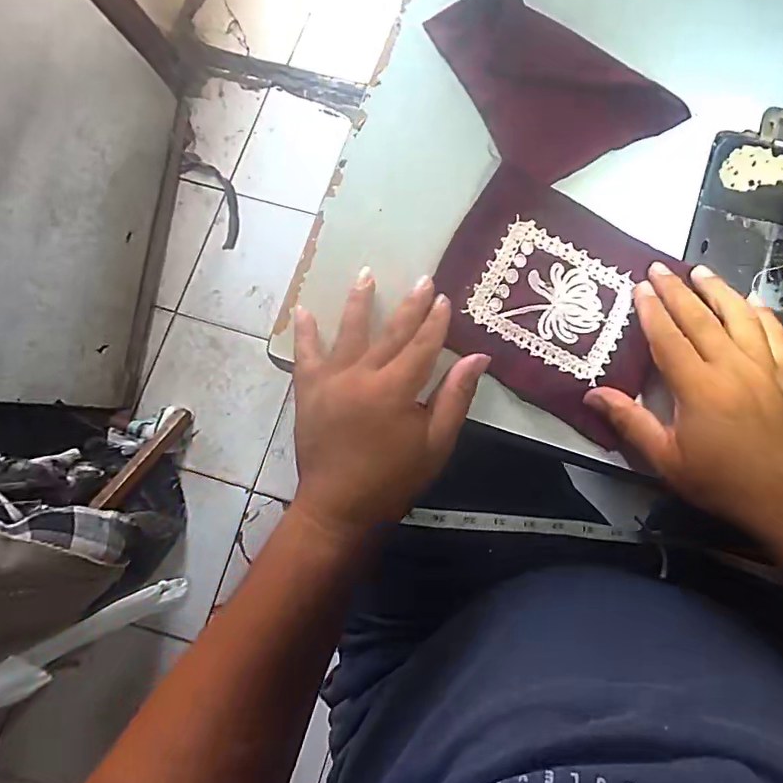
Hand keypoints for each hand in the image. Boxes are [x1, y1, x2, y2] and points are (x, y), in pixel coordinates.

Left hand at [288, 268, 490, 545]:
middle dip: (410, 305)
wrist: (338, 507)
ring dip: (360, 302)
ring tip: (366, 274)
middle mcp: (361, 376)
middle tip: (423, 278)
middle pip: (391, 333)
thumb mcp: (436, 443)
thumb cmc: (394, 479)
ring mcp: (331, 380)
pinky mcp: (308, 391)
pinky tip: (303, 310)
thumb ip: (455, 396)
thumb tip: (478, 357)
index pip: (422, 345)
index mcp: (395, 390)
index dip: (435, 321)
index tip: (444, 297)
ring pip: (348, 333)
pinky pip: (306, 355)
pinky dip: (305, 333)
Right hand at [585, 263, 782, 544]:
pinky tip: (753, 302)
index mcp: (699, 386)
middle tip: (660, 268)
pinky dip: (763, 314)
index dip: (651, 309)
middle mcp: (732, 366)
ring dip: (718, 290)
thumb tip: (594, 395)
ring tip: (701, 271)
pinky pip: (775, 334)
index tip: (639, 287)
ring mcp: (765, 367)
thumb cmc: (726, 483)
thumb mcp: (668, 460)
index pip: (669, 336)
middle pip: (701, 318)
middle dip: (677, 290)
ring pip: (739, 317)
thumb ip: (631, 422)